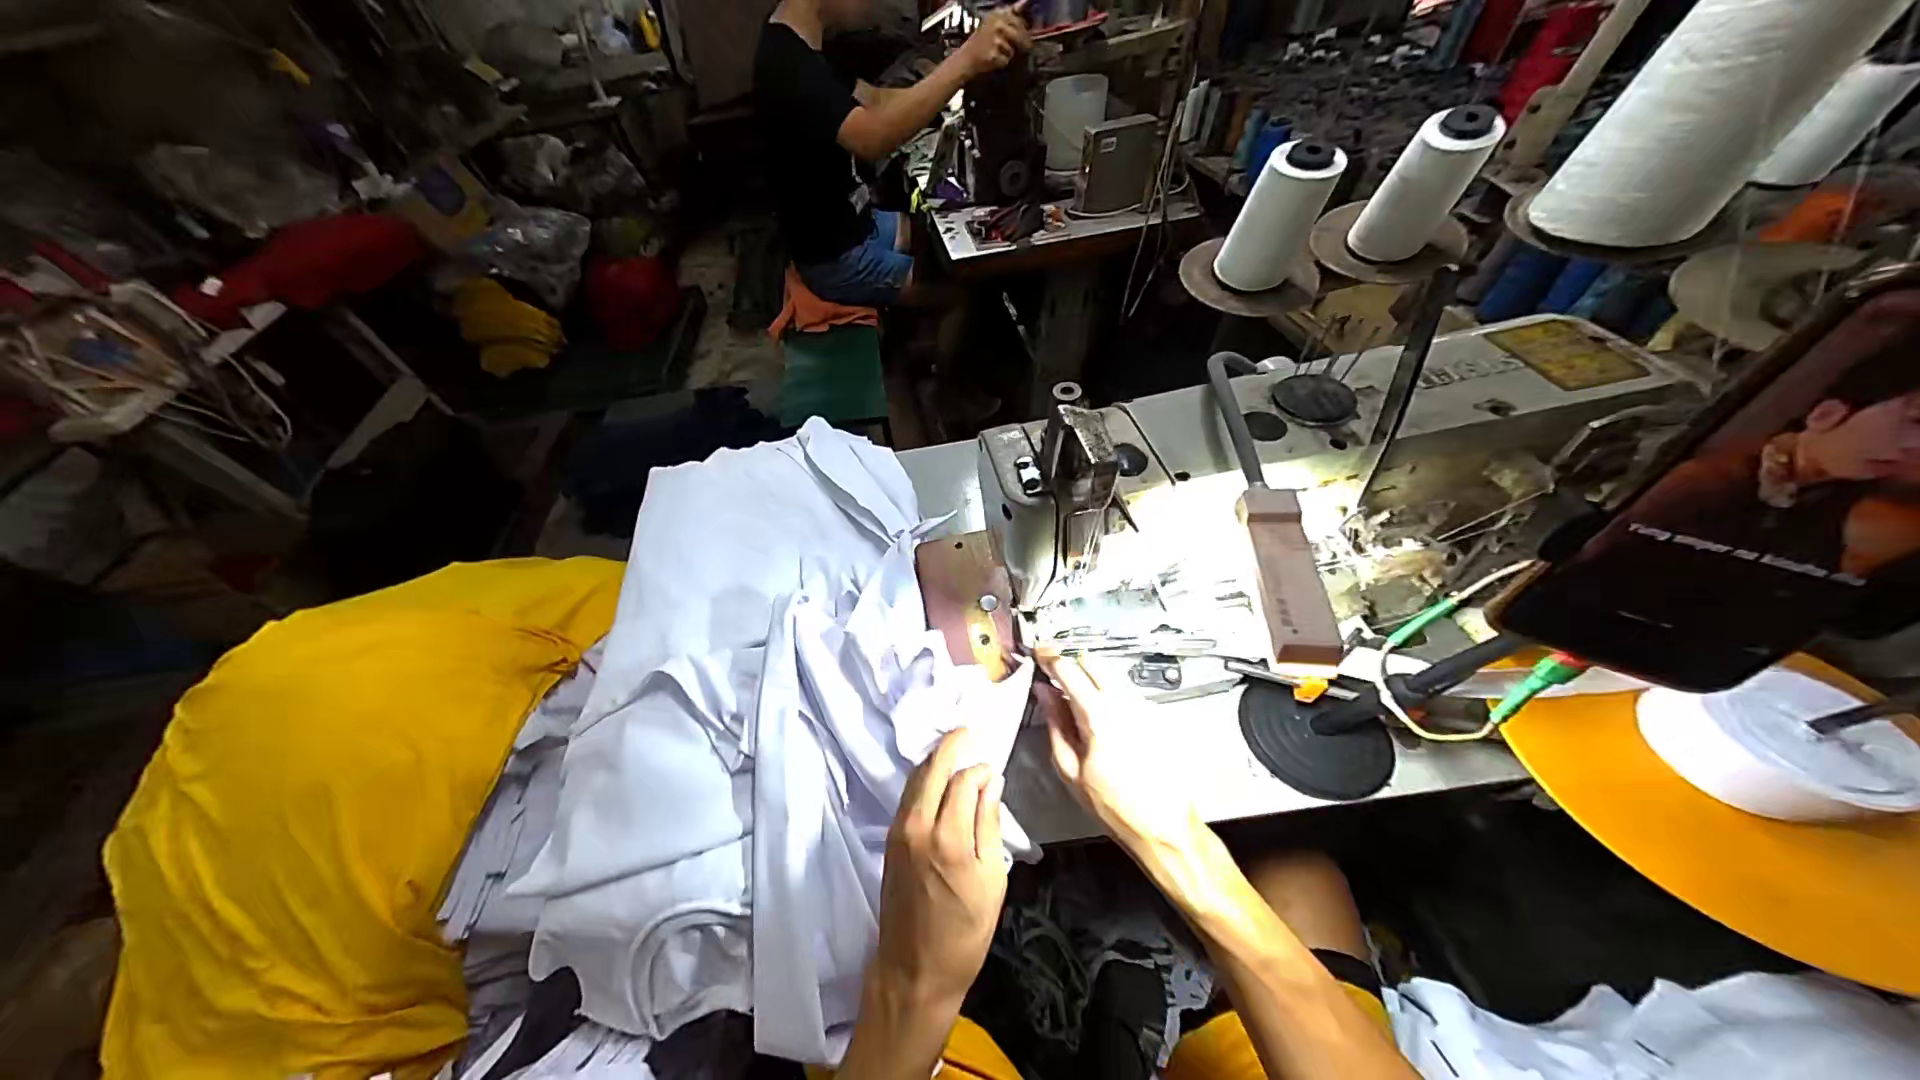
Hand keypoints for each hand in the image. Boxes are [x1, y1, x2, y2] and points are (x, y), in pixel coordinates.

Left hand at [871, 728, 1008, 1010]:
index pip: (962, 780)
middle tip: (968, 730)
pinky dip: (923, 779)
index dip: (979, 768)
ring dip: (934, 760)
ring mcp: (898, 831)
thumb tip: (990, 781)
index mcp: (947, 837)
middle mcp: (916, 825)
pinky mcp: (890, 840)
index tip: (993, 766)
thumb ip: (988, 824)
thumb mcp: (992, 880)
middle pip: (932, 769)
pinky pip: (908, 796)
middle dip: (950, 745)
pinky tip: (938, 778)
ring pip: (915, 779)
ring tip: (955, 748)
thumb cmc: (964, 932)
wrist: (914, 970)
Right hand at [957, 1, 1031, 77]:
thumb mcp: (993, 21)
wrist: (966, 58)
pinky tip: (993, 59)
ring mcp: (996, 41)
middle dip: (1020, 45)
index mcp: (998, 13)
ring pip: (1013, 50)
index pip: (1019, 22)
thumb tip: (1024, 2)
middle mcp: (998, 25)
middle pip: (1020, 36)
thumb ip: (1010, 13)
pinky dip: (1002, 62)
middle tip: (1013, 50)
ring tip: (997, 52)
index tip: (1022, 38)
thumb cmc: (982, 40)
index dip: (1023, 32)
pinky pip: (1006, 61)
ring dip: (1008, 54)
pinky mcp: (994, 56)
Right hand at [1036, 649, 1202, 854]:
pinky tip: (1098, 721)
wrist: (1162, 826)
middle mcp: (1123, 704)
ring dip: (1088, 681)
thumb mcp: (1070, 768)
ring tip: (1073, 705)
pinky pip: (1122, 694)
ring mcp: (1141, 707)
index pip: (1069, 668)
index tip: (1038, 655)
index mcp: (1098, 715)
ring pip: (1108, 676)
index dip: (1049, 658)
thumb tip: (1045, 694)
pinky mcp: (1152, 716)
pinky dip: (1106, 697)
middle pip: (1091, 662)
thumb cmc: (1117, 806)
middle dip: (1070, 663)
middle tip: (1052, 674)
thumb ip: (1055, 723)